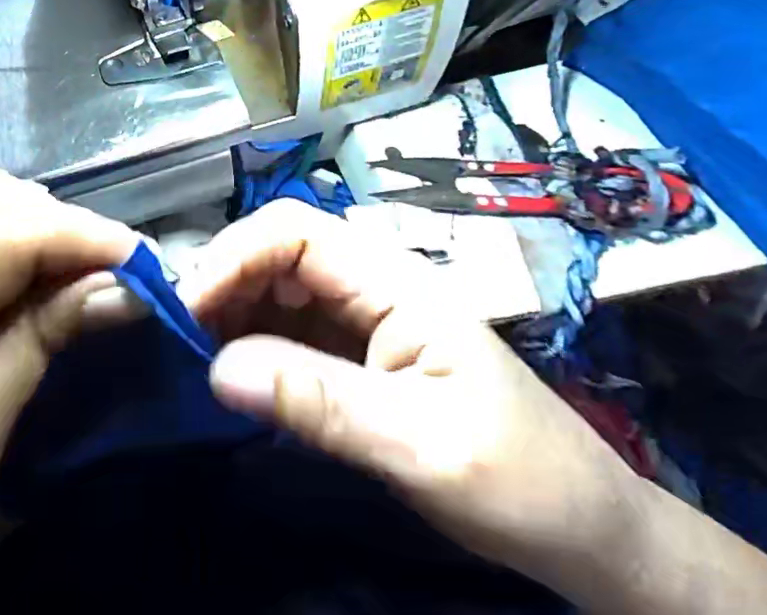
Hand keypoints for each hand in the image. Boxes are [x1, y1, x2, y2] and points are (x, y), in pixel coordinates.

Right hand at [181, 200, 646, 593]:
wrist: (588, 534)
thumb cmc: (523, 479)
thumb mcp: (423, 445)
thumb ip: (322, 401)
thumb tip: (216, 370)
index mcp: (393, 283)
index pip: (292, 231)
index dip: (231, 255)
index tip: (189, 309)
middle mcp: (366, 286)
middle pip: (270, 251)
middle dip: (219, 281)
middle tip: (179, 335)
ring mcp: (354, 317)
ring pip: (266, 286)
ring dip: (224, 311)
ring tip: (192, 354)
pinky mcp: (344, 350)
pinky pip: (276, 327)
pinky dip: (240, 341)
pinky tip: (225, 371)